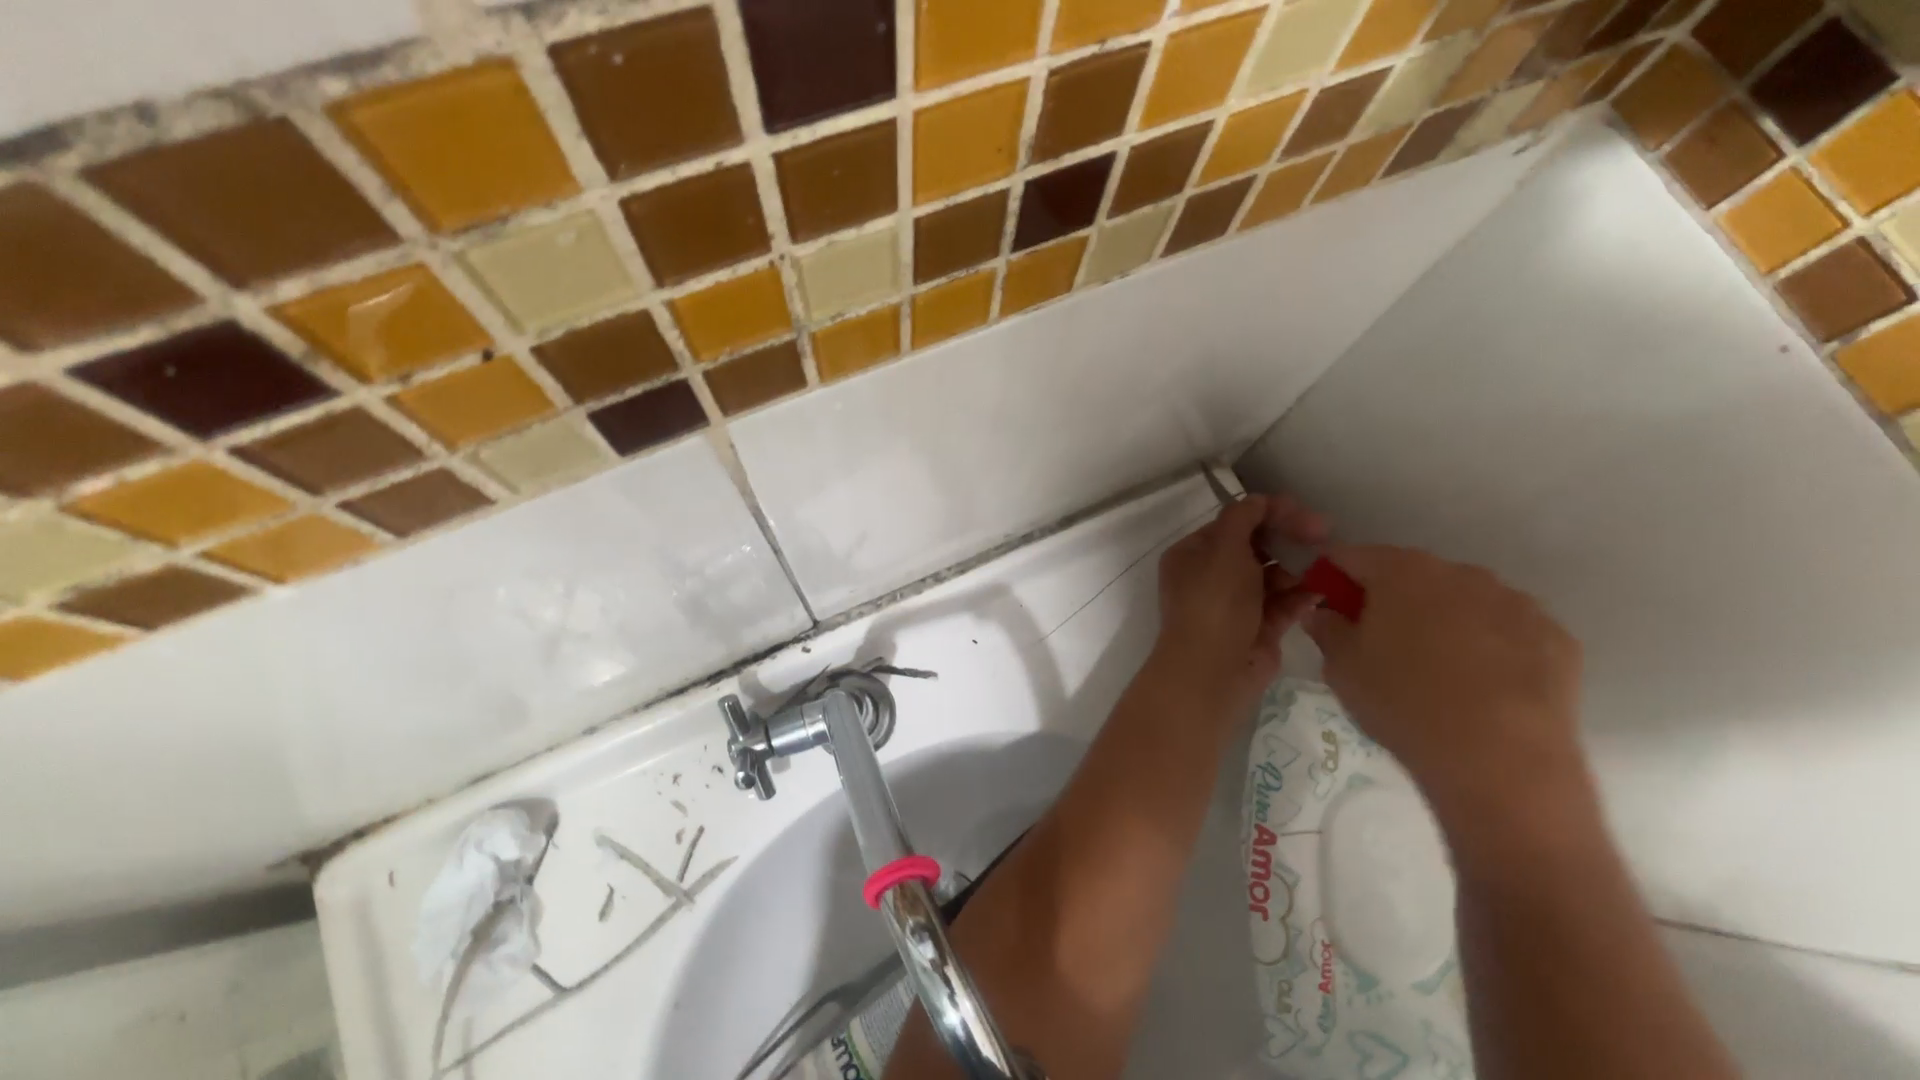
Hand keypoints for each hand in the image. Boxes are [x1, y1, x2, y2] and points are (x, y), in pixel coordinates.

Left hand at [1151, 495, 1328, 710]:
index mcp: (1193, 554)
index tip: (1302, 511)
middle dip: (1289, 537)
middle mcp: (1211, 576)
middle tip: (1323, 532)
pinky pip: (1284, 604)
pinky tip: (1324, 587)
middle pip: (1256, 546)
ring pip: (1273, 575)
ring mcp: (1236, 604)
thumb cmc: (1214, 603)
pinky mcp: (1259, 629)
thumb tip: (1257, 500)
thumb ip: (1242, 519)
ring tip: (1325, 561)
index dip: (1268, 513)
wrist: (1212, 671)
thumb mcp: (1224, 550)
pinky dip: (1302, 594)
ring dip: (1299, 566)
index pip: (1234, 523)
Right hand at [1304, 546, 1585, 812]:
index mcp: (1402, 572)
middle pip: (1413, 575)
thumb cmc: (1403, 704)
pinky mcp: (1555, 637)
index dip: (1335, 578)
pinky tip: (1484, 688)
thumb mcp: (1341, 669)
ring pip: (1465, 602)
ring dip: (1446, 622)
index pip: (1353, 557)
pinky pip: (1509, 632)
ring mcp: (1515, 602)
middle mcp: (1461, 573)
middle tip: (1382, 646)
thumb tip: (1324, 613)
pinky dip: (1492, 648)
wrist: (1500, 759)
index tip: (1329, 607)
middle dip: (1394, 600)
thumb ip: (1328, 630)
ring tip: (1439, 672)